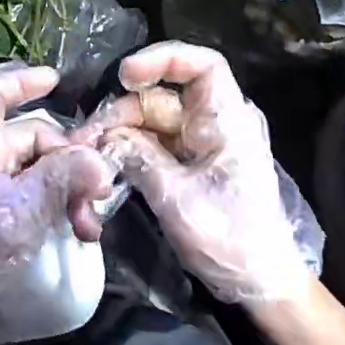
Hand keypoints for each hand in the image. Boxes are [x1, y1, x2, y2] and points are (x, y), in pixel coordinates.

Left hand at [0, 63, 117, 344]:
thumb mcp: (23, 210)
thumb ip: (63, 178)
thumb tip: (100, 161)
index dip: (23, 79)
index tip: (57, 82)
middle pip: (32, 137)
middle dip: (70, 163)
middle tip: (97, 196)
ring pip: (36, 168)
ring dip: (67, 190)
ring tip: (88, 224)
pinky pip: (30, 191)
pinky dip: (54, 204)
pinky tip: (77, 227)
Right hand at [78, 42, 318, 304]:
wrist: (260, 285)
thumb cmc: (231, 241)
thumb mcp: (178, 200)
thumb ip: (138, 160)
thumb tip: (104, 137)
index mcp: (228, 121)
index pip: (202, 65)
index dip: (163, 59)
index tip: (125, 77)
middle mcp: (215, 122)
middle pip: (161, 96)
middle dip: (120, 112)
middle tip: (85, 139)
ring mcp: (200, 142)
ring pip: (149, 119)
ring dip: (117, 134)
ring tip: (87, 156)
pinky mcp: (188, 162)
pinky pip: (151, 142)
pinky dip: (127, 150)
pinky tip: (103, 163)